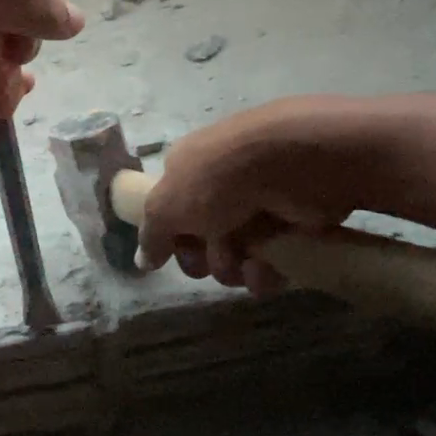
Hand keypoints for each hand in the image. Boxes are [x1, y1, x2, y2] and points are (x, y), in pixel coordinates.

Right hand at [138, 96, 391, 295]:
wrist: (291, 164)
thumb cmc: (218, 178)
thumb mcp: (166, 205)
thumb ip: (151, 236)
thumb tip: (142, 262)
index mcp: (189, 170)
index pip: (172, 213)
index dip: (170, 238)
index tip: (172, 253)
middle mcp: (222, 186)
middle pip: (203, 240)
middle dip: (203, 259)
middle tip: (208, 259)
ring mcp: (259, 205)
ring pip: (237, 256)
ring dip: (234, 269)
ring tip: (243, 264)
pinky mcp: (294, 225)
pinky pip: (272, 262)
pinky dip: (266, 271)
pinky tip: (265, 269)